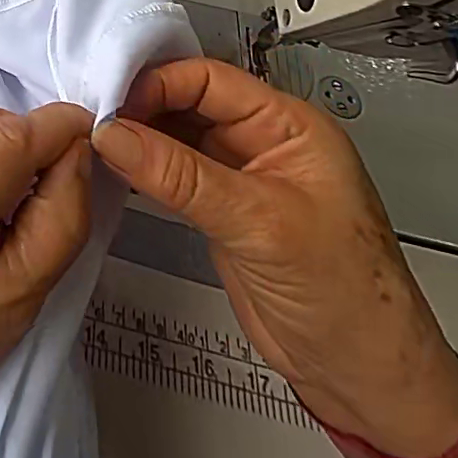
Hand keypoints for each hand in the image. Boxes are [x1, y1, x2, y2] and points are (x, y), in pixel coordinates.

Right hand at [92, 59, 457, 457]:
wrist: (363, 378)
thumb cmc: (352, 300)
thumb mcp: (258, 224)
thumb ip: (179, 175)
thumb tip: (112, 134)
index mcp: (290, 127)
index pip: (208, 79)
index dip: (156, 85)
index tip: (112, 107)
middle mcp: (260, 141)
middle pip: (184, 100)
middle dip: (137, 107)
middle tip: (94, 123)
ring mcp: (234, 172)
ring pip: (170, 132)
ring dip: (132, 137)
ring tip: (94, 144)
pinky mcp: (214, 203)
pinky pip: (165, 167)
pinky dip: (136, 165)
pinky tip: (113, 169)